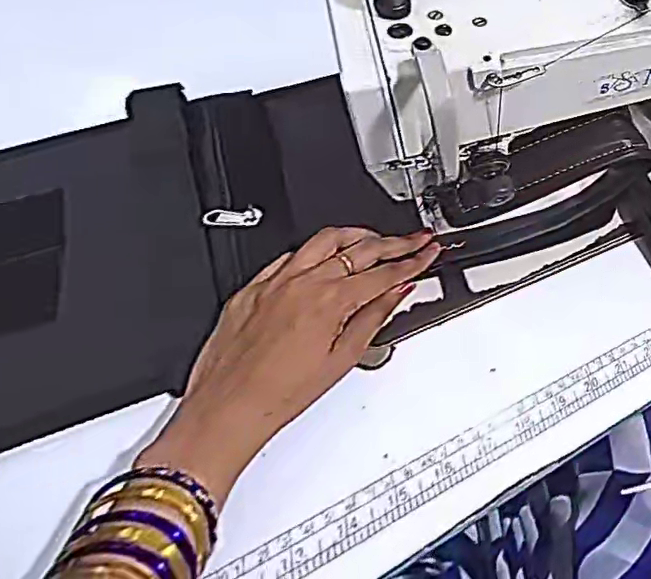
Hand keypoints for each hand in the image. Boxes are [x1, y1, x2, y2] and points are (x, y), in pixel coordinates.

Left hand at [137, 227, 440, 501]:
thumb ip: (375, 316)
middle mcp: (303, 284)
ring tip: (375, 237)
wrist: (222, 416)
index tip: (428, 251)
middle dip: (398, 241)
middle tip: (416, 238)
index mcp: (330, 301)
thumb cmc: (277, 397)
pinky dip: (314, 250)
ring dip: (358, 235)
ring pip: (326, 239)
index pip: (386, 271)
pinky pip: (289, 255)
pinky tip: (324, 256)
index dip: (414, 259)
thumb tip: (398, 291)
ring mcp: (275, 283)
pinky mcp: (251, 289)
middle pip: (363, 248)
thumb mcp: (343, 359)